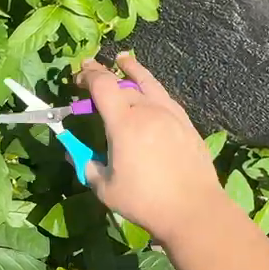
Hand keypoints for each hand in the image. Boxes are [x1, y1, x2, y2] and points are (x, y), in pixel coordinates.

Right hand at [79, 51, 232, 244]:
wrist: (192, 209)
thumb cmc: (144, 201)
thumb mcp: (105, 188)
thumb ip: (87, 166)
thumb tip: (75, 153)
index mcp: (124, 123)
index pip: (103, 85)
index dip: (88, 75)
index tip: (78, 77)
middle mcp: (148, 111)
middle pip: (123, 83)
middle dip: (104, 76)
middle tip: (92, 77)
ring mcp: (171, 115)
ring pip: (149, 83)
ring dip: (132, 70)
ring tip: (123, 60)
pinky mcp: (186, 124)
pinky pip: (165, 97)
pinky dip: (152, 88)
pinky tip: (150, 92)